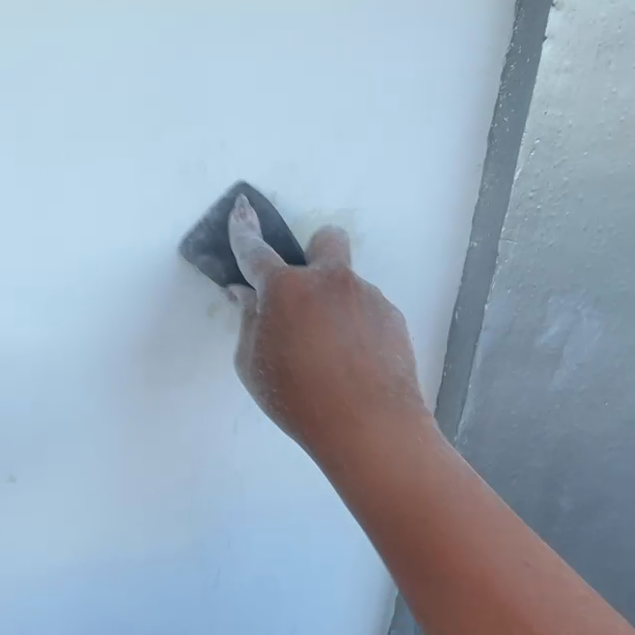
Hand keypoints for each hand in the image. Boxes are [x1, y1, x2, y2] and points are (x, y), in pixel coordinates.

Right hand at [227, 195, 429, 463]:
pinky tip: (352, 365)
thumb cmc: (296, 398)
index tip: (242, 209)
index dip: (244, 230)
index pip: (255, 251)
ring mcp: (366, 296)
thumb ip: (248, 322)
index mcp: (285, 289)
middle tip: (304, 291)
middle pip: (325, 239)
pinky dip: (354, 328)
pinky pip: (365, 311)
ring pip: (346, 285)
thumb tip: (247, 294)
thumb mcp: (251, 365)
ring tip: (328, 355)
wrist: (369, 425)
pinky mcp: (392, 317)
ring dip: (333, 305)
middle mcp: (329, 281)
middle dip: (314, 251)